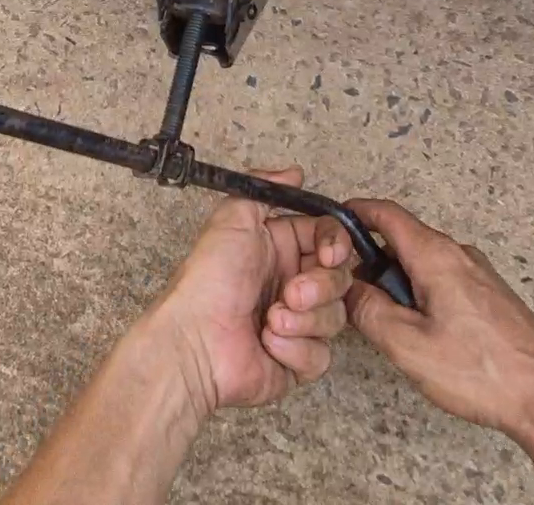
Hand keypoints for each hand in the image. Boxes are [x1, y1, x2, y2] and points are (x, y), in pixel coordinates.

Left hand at [146, 167, 355, 411]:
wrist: (195, 340)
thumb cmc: (209, 280)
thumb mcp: (233, 219)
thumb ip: (265, 188)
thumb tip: (294, 173)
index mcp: (280, 248)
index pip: (328, 239)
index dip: (335, 245)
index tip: (327, 254)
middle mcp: (291, 283)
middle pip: (339, 279)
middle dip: (320, 286)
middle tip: (291, 292)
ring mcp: (297, 324)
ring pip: (334, 317)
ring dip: (304, 320)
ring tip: (270, 320)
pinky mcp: (296, 361)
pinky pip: (321, 355)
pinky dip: (296, 350)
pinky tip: (268, 344)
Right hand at [341, 199, 533, 433]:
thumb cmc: (482, 372)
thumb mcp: (407, 345)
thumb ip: (367, 311)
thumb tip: (346, 288)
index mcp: (435, 255)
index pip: (386, 213)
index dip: (354, 212)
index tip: (330, 225)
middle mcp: (458, 254)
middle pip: (402, 238)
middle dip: (370, 256)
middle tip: (347, 286)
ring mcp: (478, 274)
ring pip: (422, 261)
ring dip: (395, 278)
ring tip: (382, 317)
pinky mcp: (489, 296)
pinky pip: (442, 278)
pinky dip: (419, 290)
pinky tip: (418, 329)